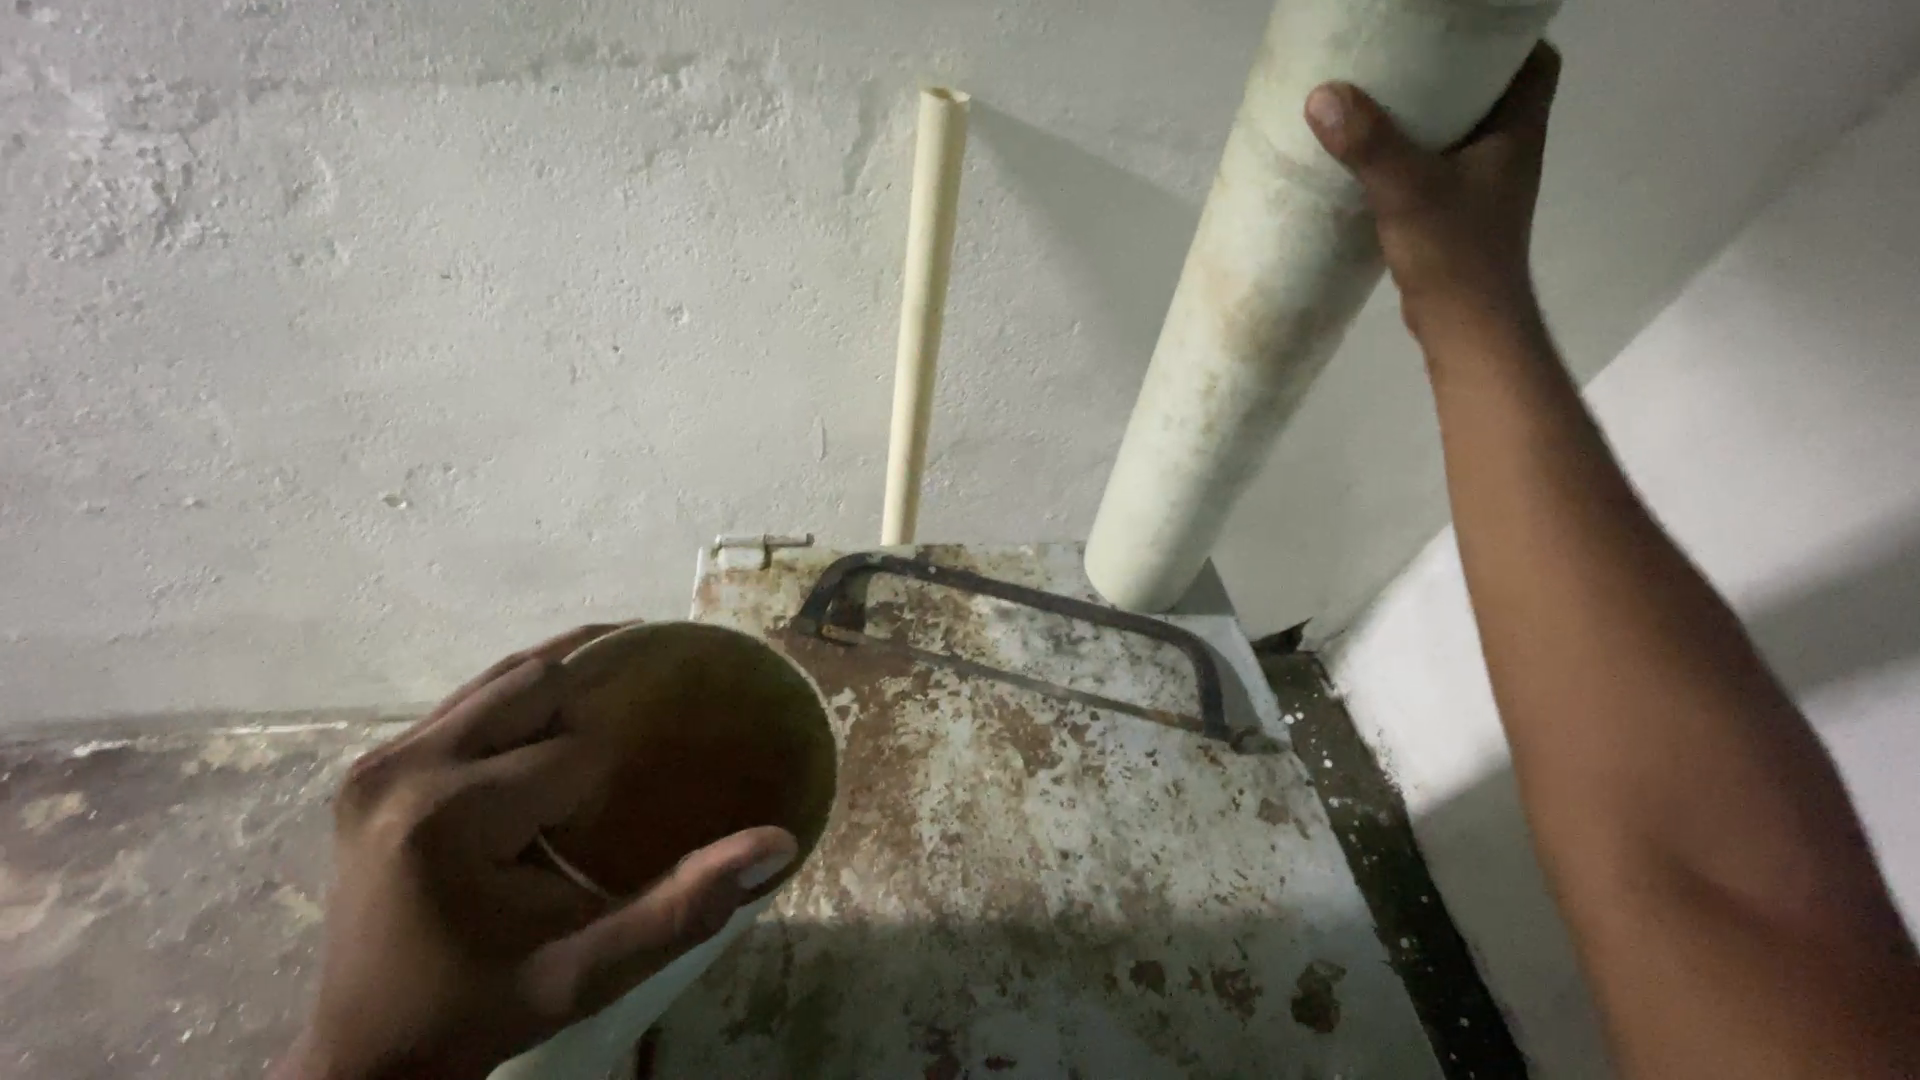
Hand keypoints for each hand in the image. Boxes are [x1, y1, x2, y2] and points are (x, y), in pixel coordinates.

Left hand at [276, 626, 799, 1079]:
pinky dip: (530, 692)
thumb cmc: (482, 1007)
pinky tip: (571, 705)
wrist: (365, 1051)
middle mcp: (407, 769)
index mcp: (453, 818)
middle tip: (648, 725)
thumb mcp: (589, 974)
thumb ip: (681, 910)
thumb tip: (778, 844)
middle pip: (540, 685)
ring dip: (572, 680)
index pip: (577, 748)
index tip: (643, 793)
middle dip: (602, 701)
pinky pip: (473, 696)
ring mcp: (381, 761)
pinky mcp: (377, 764)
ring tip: (631, 686)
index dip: (622, 767)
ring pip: (506, 677)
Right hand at [1305, 43, 1562, 346]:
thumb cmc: (1453, 253)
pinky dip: (1412, 159)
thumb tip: (1323, 95)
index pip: (1533, 62)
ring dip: (1428, 119)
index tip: (1457, 33)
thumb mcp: (1407, 190)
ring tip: (1380, 103)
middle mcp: (1510, 152)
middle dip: (1453, 75)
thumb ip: (1369, 144)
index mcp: (1518, 130)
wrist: (1464, 325)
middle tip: (1404, 60)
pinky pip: (1437, 170)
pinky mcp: (1457, 217)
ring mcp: (1484, 188)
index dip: (1503, 41)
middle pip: (1491, 94)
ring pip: (1461, 135)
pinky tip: (1373, 161)